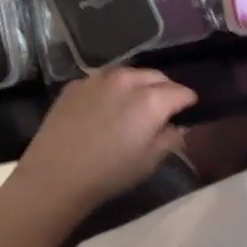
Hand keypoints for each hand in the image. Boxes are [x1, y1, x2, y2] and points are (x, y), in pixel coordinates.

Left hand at [11, 67, 197, 216]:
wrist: (57, 173)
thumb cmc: (109, 173)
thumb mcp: (149, 161)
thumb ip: (170, 138)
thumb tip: (179, 126)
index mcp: (151, 99)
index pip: (181, 91)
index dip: (188, 101)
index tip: (189, 110)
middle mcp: (127, 79)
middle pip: (156, 76)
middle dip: (165, 88)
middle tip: (164, 107)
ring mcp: (99, 77)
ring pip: (129, 73)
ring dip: (138, 84)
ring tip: (135, 103)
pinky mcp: (77, 82)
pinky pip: (103, 79)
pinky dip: (112, 88)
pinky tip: (106, 106)